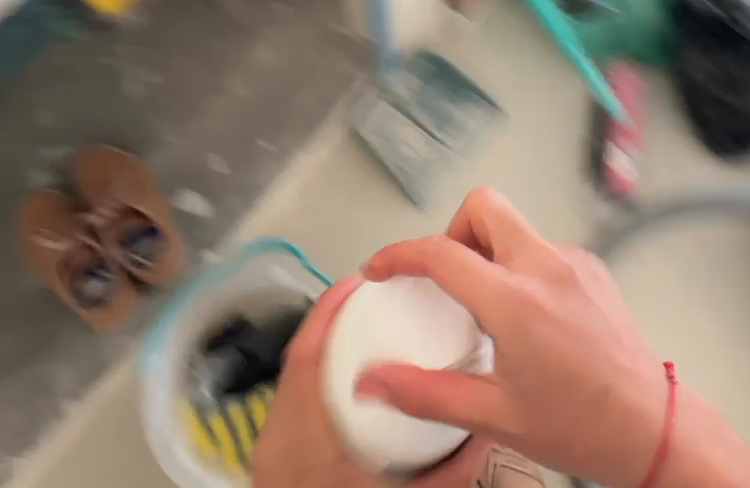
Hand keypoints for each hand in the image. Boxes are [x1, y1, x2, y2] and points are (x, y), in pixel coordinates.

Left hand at [251, 275, 491, 487]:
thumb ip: (446, 475)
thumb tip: (482, 437)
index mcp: (306, 444)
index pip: (307, 357)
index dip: (330, 310)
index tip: (358, 281)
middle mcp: (278, 440)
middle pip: (297, 355)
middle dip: (330, 317)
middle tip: (365, 293)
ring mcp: (267, 449)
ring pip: (290, 374)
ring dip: (321, 341)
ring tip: (356, 321)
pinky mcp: (268, 458)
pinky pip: (289, 396)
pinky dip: (313, 371)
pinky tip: (340, 370)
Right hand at [354, 189, 671, 487]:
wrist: (652, 426)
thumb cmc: (581, 424)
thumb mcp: (494, 416)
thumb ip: (425, 394)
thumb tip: (373, 381)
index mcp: (514, 300)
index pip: (441, 252)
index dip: (399, 254)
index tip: (382, 268)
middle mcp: (544, 266)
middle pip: (484, 204)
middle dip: (454, 228)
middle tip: (448, 275)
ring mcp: (572, 261)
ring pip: (514, 224)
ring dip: (489, 248)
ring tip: (488, 306)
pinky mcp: (592, 266)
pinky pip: (541, 245)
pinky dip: (521, 264)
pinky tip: (528, 313)